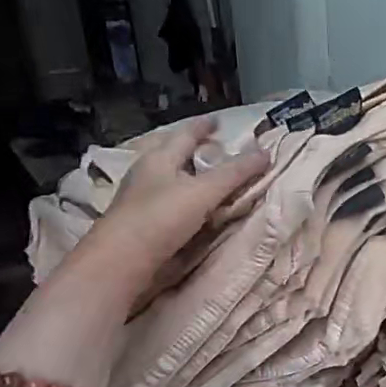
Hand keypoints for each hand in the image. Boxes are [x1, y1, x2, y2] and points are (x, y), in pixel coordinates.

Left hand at [83, 116, 267, 271]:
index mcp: (160, 158)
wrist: (120, 265)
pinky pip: (169, 202)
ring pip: (170, 178)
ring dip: (190, 176)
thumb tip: (265, 152)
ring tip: (210, 178)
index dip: (204, 126)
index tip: (219, 121)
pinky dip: (186, 199)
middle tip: (217, 149)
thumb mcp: (203, 192)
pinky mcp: (141, 224)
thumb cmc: (160, 219)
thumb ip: (234, 173)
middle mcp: (147, 174)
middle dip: (194, 149)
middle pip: (173, 154)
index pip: (186, 133)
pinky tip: (195, 209)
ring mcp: (141, 199)